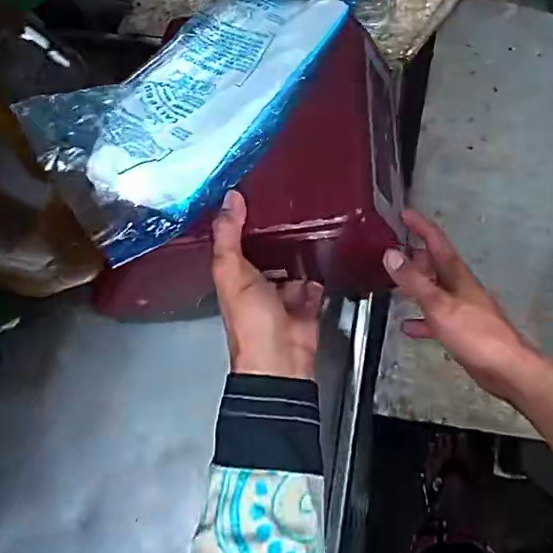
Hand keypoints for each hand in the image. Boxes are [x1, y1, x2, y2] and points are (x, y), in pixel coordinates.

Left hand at [211, 190, 324, 379]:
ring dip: (298, 249)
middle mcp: (256, 283)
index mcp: (233, 275)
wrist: (283, 362)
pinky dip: (318, 271)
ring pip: (291, 263)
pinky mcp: (306, 303)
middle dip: (274, 231)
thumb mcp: (232, 272)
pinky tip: (323, 251)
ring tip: (309, 218)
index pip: (234, 240)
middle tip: (287, 201)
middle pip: (265, 250)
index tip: (250, 190)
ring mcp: (282, 293)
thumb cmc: (251, 322)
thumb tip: (230, 199)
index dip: (239, 218)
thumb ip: (229, 235)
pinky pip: (314, 281)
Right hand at [384, 209, 541, 402]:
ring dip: (415, 285)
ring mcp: (461, 308)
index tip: (404, 213)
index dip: (420, 225)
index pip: (436, 241)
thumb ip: (413, 280)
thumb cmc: (475, 333)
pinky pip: (436, 317)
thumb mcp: (439, 304)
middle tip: (390, 251)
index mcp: (455, 274)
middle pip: (434, 263)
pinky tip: (407, 326)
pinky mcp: (461, 329)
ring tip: (393, 283)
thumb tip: (391, 254)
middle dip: (414, 255)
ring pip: (434, 289)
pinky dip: (421, 318)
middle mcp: (458, 286)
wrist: (507, 369)